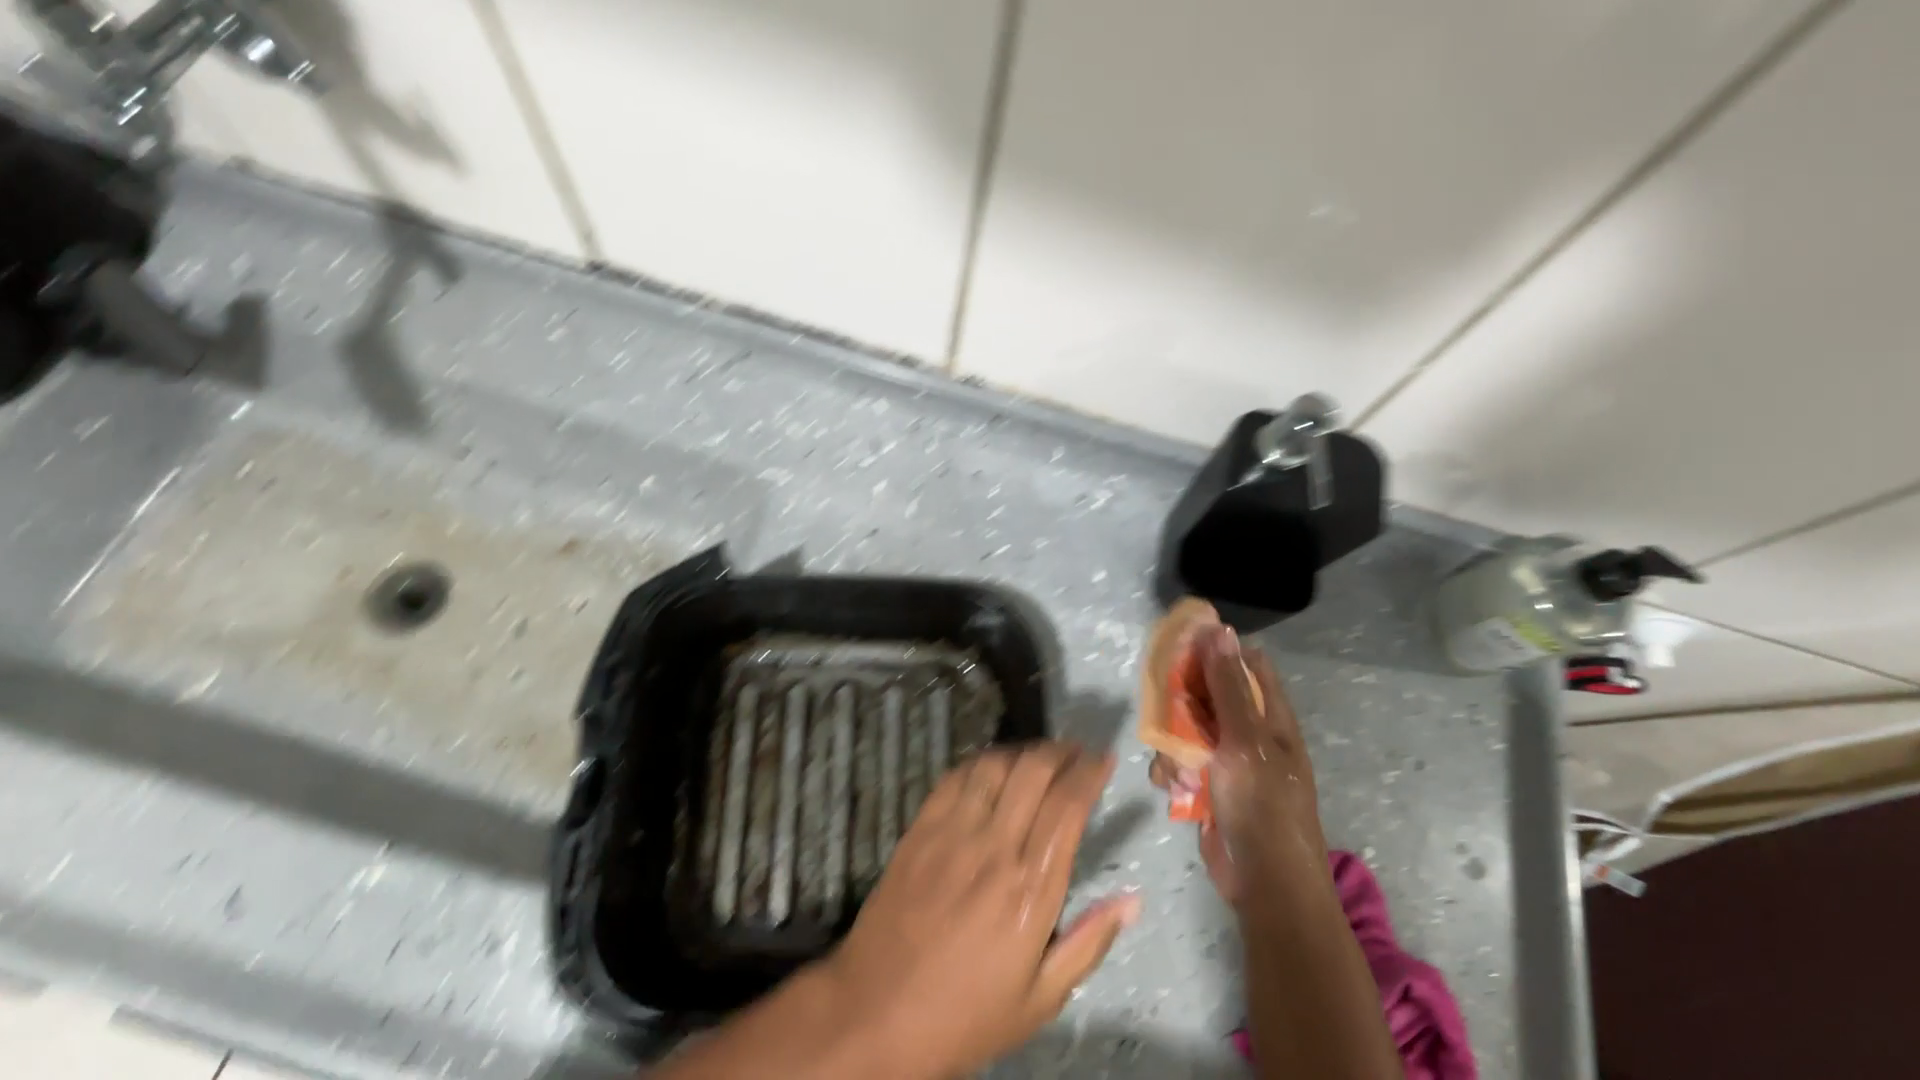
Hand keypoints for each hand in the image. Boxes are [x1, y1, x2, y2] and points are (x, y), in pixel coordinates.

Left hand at [818, 741, 1141, 1078]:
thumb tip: (1132, 900)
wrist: (875, 1014)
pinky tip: (991, 769)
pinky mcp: (917, 833)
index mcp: (1030, 887)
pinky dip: (979, 763)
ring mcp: (949, 835)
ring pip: (992, 767)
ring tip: (1038, 757)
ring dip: (1021, 752)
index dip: (1089, 773)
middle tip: (1077, 752)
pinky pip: (951, 780)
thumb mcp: (1040, 999)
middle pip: (1032, 772)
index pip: (1067, 805)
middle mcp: (993, 848)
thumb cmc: (965, 1015)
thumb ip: (1088, 943)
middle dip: (1060, 752)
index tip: (1104, 760)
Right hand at [1149, 626, 1328, 904]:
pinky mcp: (1210, 790)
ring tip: (1174, 769)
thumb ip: (1228, 688)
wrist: (1265, 884)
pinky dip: (1172, 774)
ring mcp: (1229, 764)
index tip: (1180, 645)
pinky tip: (1171, 789)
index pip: (1247, 665)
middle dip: (1182, 703)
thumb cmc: (1263, 807)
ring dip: (1173, 745)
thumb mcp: (1245, 741)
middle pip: (1210, 696)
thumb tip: (1220, 630)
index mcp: (1272, 718)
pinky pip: (1181, 766)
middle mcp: (1251, 735)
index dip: (1217, 650)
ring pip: (1187, 732)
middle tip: (1163, 710)